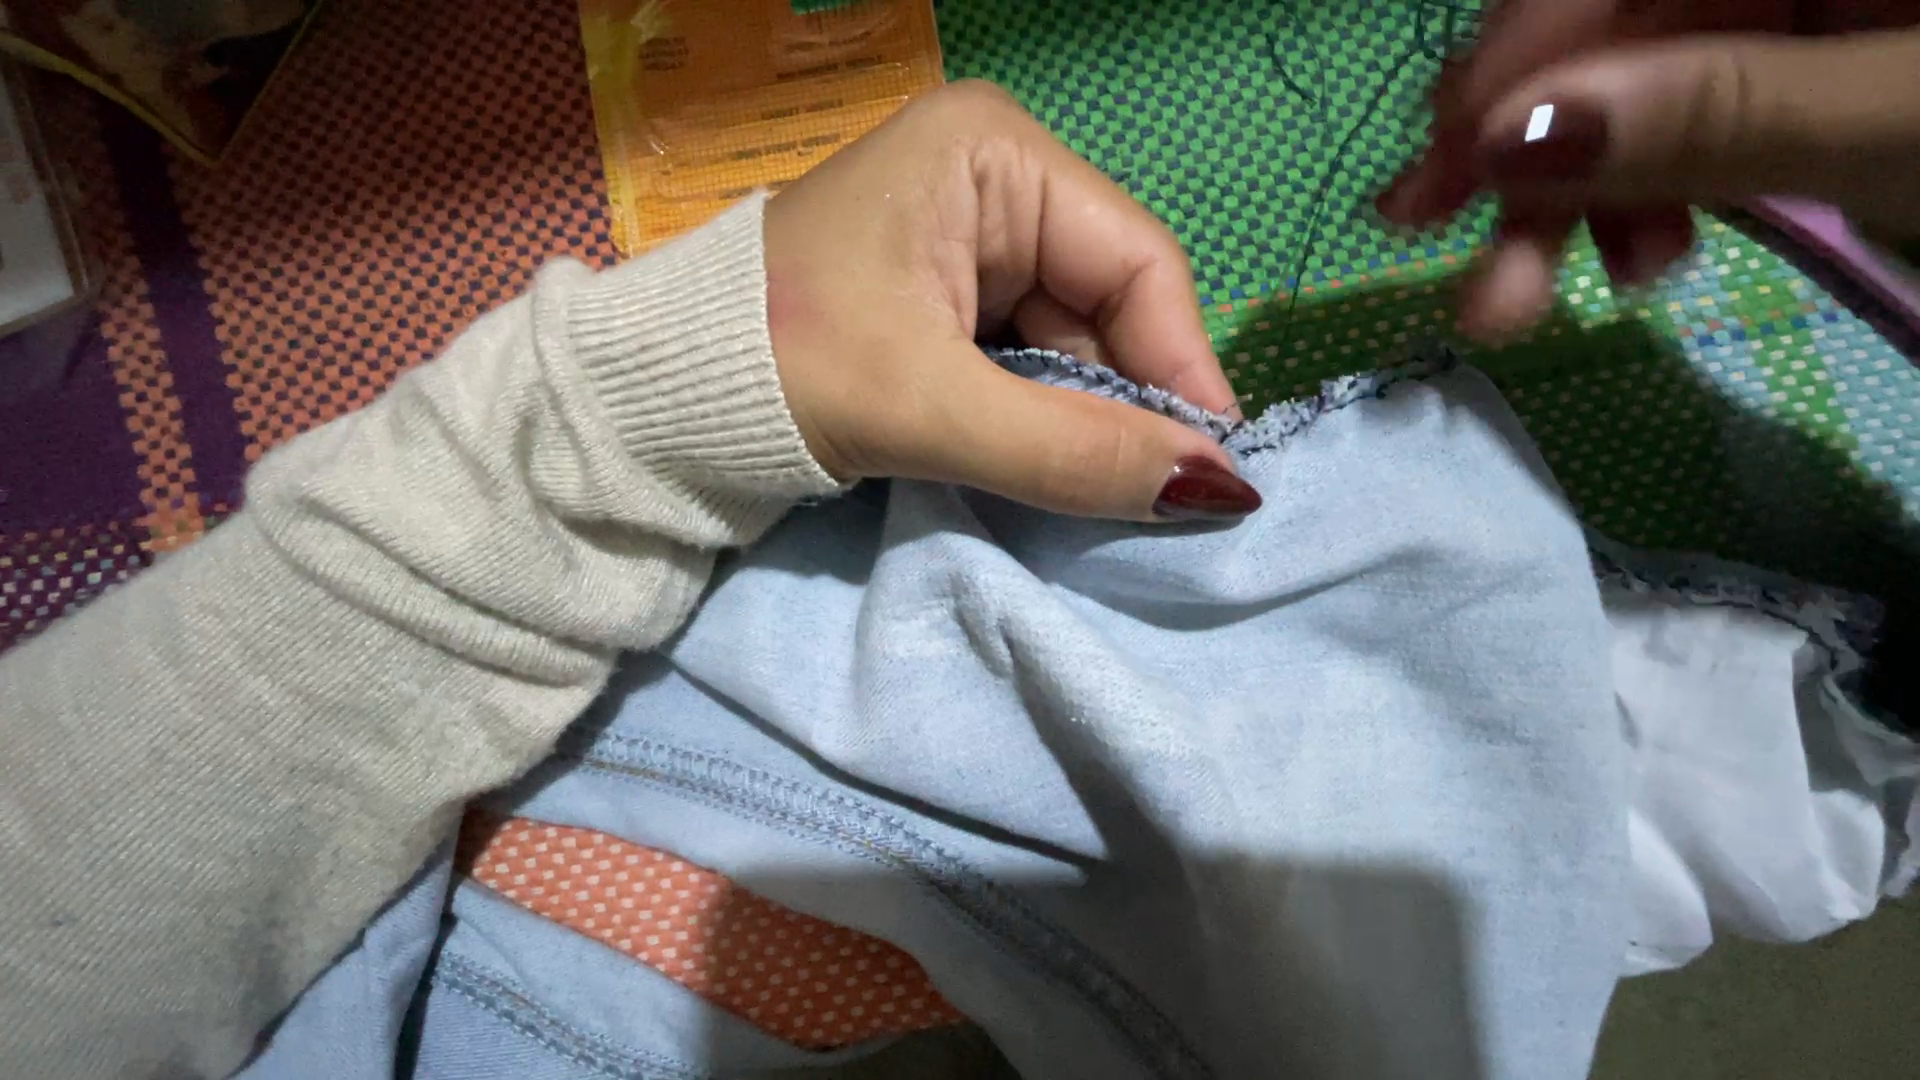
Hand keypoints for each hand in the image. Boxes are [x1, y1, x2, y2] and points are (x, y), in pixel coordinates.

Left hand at [763, 81, 1259, 522]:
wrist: (664, 399)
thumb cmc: (784, 367)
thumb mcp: (931, 406)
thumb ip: (1069, 447)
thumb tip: (1211, 487)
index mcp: (992, 155)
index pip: (1135, 260)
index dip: (1182, 365)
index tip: (1212, 466)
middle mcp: (992, 183)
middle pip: (1108, 303)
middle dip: (1128, 401)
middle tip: (1152, 492)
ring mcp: (970, 243)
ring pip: (1073, 341)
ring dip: (1086, 418)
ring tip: (1094, 484)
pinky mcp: (949, 300)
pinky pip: (1029, 361)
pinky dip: (1043, 418)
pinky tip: (1046, 459)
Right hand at [1377, 0, 1919, 341]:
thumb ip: (1721, 117)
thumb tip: (1510, 136)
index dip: (1520, 53)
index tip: (1433, 173)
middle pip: (1619, 13)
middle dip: (1520, 144)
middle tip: (1435, 245)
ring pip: (1630, 75)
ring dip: (1560, 196)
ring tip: (1532, 293)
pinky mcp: (1807, 48)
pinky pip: (1674, 110)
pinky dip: (1630, 194)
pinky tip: (1634, 254)